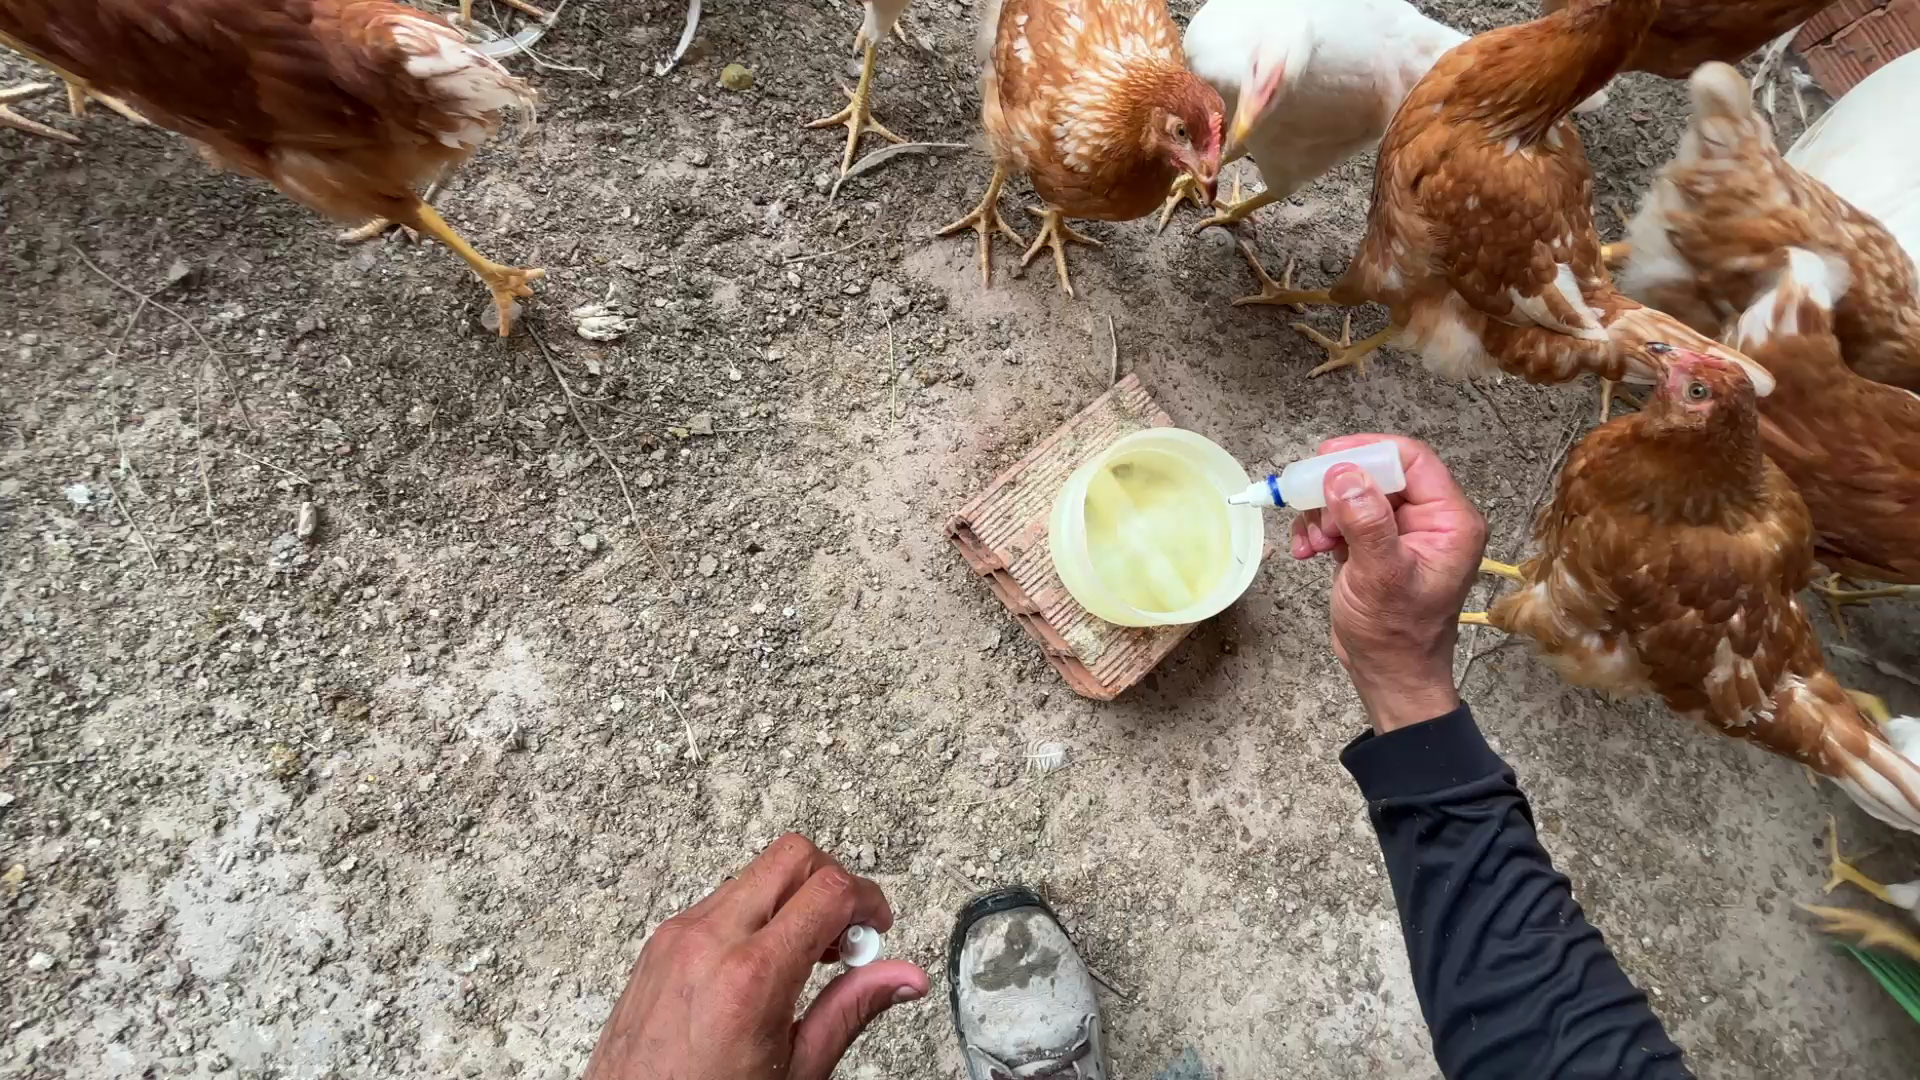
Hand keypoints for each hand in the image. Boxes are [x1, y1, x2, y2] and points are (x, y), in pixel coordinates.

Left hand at [584, 834, 929, 1079]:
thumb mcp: (795, 1072)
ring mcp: (680, 934)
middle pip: (793, 855)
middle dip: (831, 880)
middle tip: (845, 931)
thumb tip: (905, 977)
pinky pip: (726, 895)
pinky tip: (767, 957)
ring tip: (807, 951)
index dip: (867, 899)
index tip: (876, 926)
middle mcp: (711, 940)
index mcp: (750, 978)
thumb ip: (852, 1009)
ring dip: (795, 895)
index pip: (829, 890)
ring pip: (759, 871)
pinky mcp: (662, 939)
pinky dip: (759, 910)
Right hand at [1288, 436, 1487, 733]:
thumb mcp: (1380, 575)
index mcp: (1447, 520)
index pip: (1411, 460)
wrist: (1386, 673)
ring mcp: (1395, 532)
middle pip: (1374, 474)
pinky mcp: (1369, 544)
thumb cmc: (1395, 633)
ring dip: (1320, 514)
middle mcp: (1425, 520)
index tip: (1325, 458)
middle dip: (1335, 490)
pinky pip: (1338, 518)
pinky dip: (1315, 530)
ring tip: (1311, 543)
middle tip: (1311, 511)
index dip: (1368, 452)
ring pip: (1350, 495)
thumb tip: (1342, 474)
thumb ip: (1366, 522)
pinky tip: (1307, 552)